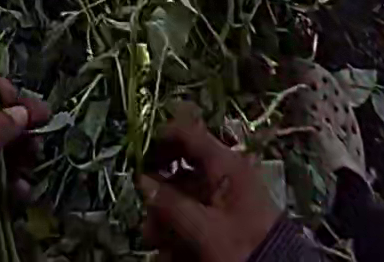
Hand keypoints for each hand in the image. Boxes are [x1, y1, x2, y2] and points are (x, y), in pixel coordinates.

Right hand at [136, 108, 281, 261]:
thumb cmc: (245, 248)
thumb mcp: (205, 230)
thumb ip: (171, 204)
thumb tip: (142, 181)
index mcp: (225, 163)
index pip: (187, 132)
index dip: (160, 138)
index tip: (138, 155)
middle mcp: (225, 174)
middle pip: (182, 170)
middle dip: (160, 195)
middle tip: (146, 217)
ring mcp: (227, 199)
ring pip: (186, 198)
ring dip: (166, 219)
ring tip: (154, 241)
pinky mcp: (229, 223)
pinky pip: (197, 218)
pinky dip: (181, 233)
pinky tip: (169, 254)